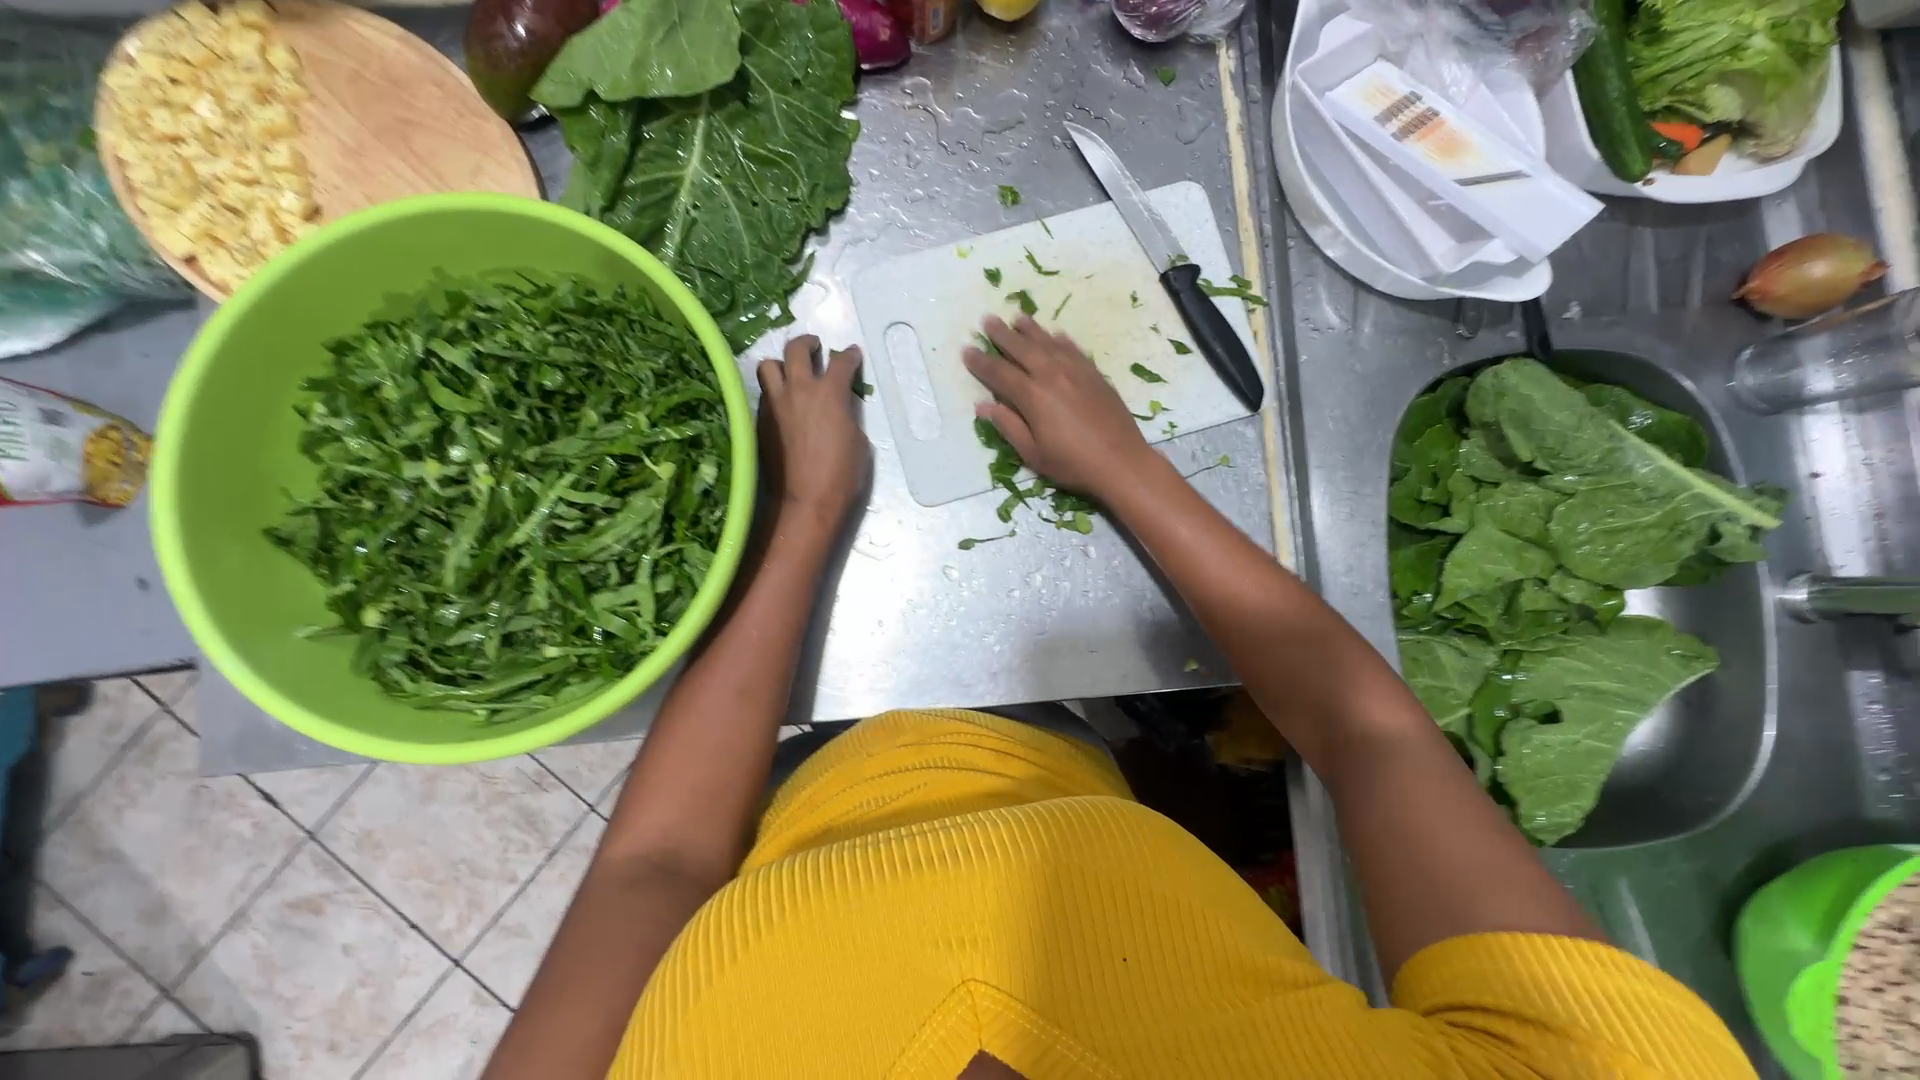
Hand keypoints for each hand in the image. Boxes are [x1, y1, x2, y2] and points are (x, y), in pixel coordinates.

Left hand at [757, 335, 871, 534]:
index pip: (841, 362)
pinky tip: (783, 404)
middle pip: (796, 349)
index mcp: (829, 393)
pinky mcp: (760, 421)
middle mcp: (798, 390)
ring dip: (781, 364)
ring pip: (768, 366)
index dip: (849, 355)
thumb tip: (839, 411)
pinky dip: (774, 392)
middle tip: (814, 347)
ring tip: (789, 371)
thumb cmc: (842, 475)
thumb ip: (847, 416)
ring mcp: (775, 405)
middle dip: (807, 343)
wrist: (807, 501)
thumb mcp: (858, 441)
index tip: (852, 354)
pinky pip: (764, 395)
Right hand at [963, 315, 1152, 499]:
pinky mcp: (1095, 375)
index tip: (967, 350)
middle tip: (987, 320)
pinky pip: (1073, 349)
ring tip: (1017, 318)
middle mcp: (1052, 375)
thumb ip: (1008, 425)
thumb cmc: (1072, 464)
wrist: (1120, 461)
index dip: (981, 362)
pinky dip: (1060, 340)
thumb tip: (983, 406)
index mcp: (1032, 396)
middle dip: (1002, 335)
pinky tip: (1055, 335)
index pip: (999, 373)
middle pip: (1022, 349)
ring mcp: (1076, 371)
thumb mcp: (1032, 453)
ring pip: (1048, 343)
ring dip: (1030, 329)